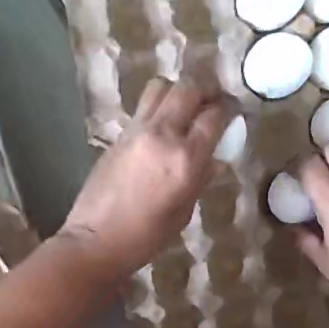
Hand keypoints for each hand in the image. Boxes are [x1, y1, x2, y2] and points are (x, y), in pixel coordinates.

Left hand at [58, 78, 232, 276]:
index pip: (214, 117)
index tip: (233, 113)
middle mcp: (163, 135)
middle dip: (206, 89)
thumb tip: (213, 161)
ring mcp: (137, 131)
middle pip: (188, 89)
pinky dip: (158, 107)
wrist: (95, 240)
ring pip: (161, 87)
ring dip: (177, 91)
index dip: (228, 110)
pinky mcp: (119, 135)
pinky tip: (163, 125)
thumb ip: (199, 181)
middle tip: (213, 100)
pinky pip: (144, 107)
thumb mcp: (182, 213)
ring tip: (185, 107)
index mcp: (185, 160)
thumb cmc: (145, 238)